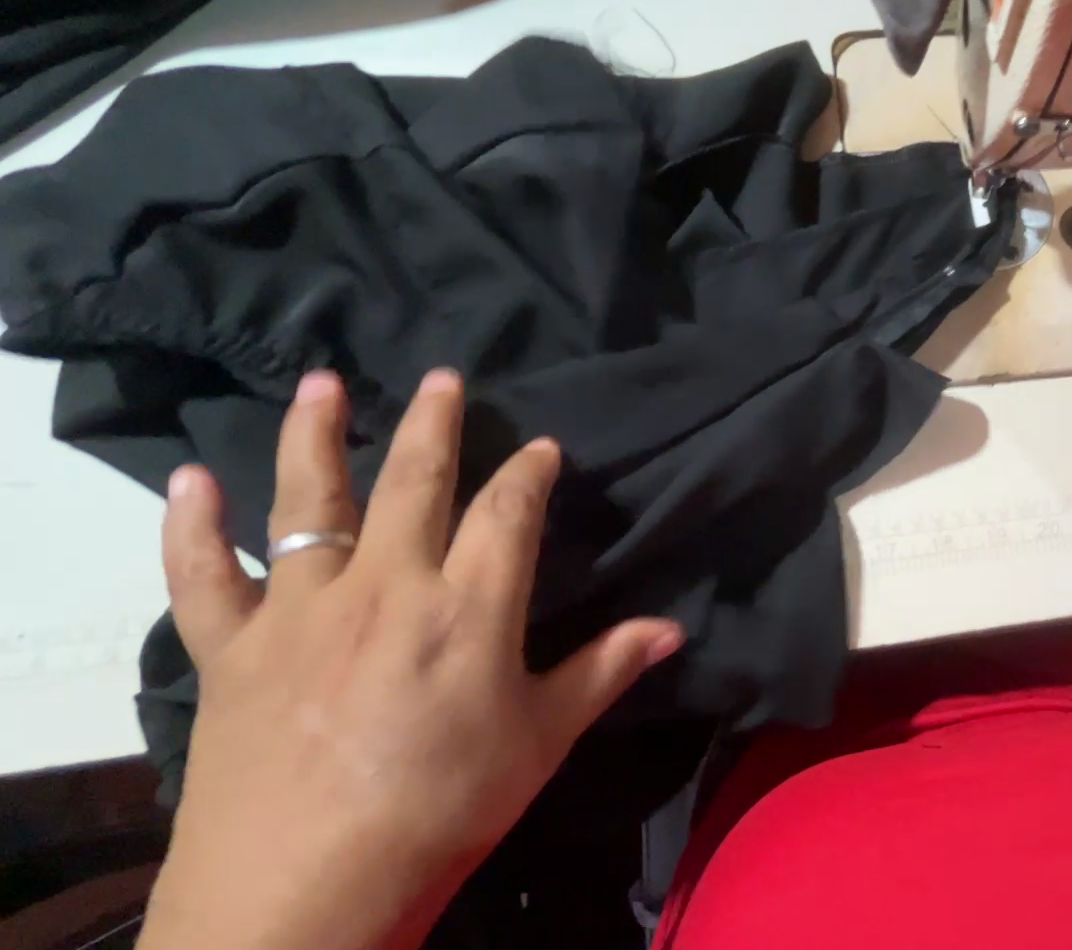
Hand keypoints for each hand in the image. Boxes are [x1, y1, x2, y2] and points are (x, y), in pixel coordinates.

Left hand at [141, 369, 682, 949]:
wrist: (302, 900)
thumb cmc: (446, 807)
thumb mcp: (543, 738)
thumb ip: (606, 669)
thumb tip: (675, 627)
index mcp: (468, 606)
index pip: (508, 511)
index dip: (528, 472)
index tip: (540, 447)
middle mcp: (387, 586)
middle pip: (415, 482)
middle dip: (435, 424)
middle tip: (444, 377)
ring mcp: (302, 612)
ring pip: (309, 505)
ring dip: (318, 438)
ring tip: (324, 383)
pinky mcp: (232, 651)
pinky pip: (204, 577)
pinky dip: (193, 527)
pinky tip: (191, 480)